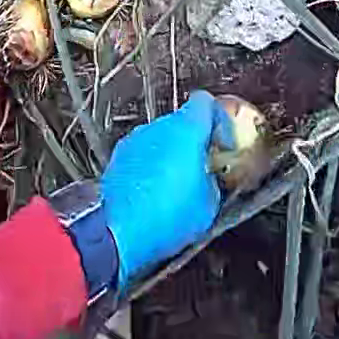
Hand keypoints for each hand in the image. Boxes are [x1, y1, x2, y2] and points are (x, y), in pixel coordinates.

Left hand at [101, 90, 232, 287]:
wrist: (116, 235)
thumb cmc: (163, 216)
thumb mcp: (208, 205)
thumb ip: (214, 183)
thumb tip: (211, 183)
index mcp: (187, 129)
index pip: (206, 103)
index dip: (218, 120)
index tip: (222, 142)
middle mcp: (160, 127)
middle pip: (184, 122)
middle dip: (194, 143)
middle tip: (203, 169)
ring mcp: (136, 140)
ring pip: (162, 139)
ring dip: (172, 156)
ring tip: (177, 188)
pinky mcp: (119, 159)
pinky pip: (142, 155)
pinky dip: (151, 169)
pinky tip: (155, 196)